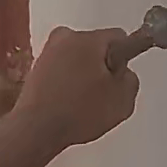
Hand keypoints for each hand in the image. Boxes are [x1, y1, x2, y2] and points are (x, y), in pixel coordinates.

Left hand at [13, 26, 140, 147]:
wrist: (37, 129)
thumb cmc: (78, 112)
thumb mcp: (123, 99)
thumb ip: (131, 79)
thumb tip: (123, 74)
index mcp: (89, 39)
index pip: (119, 37)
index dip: (126, 57)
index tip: (123, 75)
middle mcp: (65, 38)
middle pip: (96, 48)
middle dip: (103, 67)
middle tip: (105, 94)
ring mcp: (47, 53)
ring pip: (78, 60)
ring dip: (84, 76)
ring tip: (85, 103)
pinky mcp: (36, 69)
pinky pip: (62, 73)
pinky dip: (68, 85)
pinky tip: (70, 105)